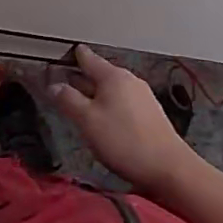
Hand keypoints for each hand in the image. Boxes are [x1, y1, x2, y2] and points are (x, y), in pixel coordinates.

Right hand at [47, 46, 197, 191]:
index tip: (63, 53)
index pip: (88, 58)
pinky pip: (122, 102)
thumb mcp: (86, 120)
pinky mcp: (150, 115)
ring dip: (95, 93)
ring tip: (80, 103)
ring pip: (112, 89)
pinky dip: (109, 105)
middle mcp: (129, 81)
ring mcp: (142, 98)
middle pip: (100, 73)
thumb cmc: (124, 141)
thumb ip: (67, 99)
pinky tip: (103, 120)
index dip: (73, 56)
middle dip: (82, 77)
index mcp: (113, 76)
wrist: (169, 168)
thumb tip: (53, 85)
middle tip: (64, 80)